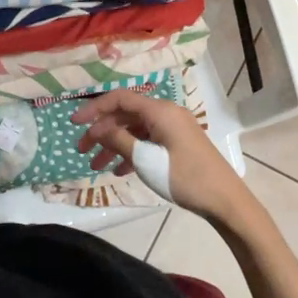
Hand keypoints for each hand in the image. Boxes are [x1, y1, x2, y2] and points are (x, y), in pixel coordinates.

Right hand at [71, 89, 250, 221]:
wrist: (223, 199)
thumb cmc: (183, 177)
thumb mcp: (146, 159)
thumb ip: (119, 140)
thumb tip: (98, 128)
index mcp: (160, 111)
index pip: (120, 99)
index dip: (94, 108)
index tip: (74, 123)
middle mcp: (166, 114)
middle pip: (126, 114)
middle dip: (101, 131)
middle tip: (82, 150)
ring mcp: (173, 129)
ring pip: (135, 130)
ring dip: (114, 145)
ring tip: (96, 166)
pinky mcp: (178, 144)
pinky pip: (148, 141)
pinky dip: (131, 152)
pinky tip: (119, 171)